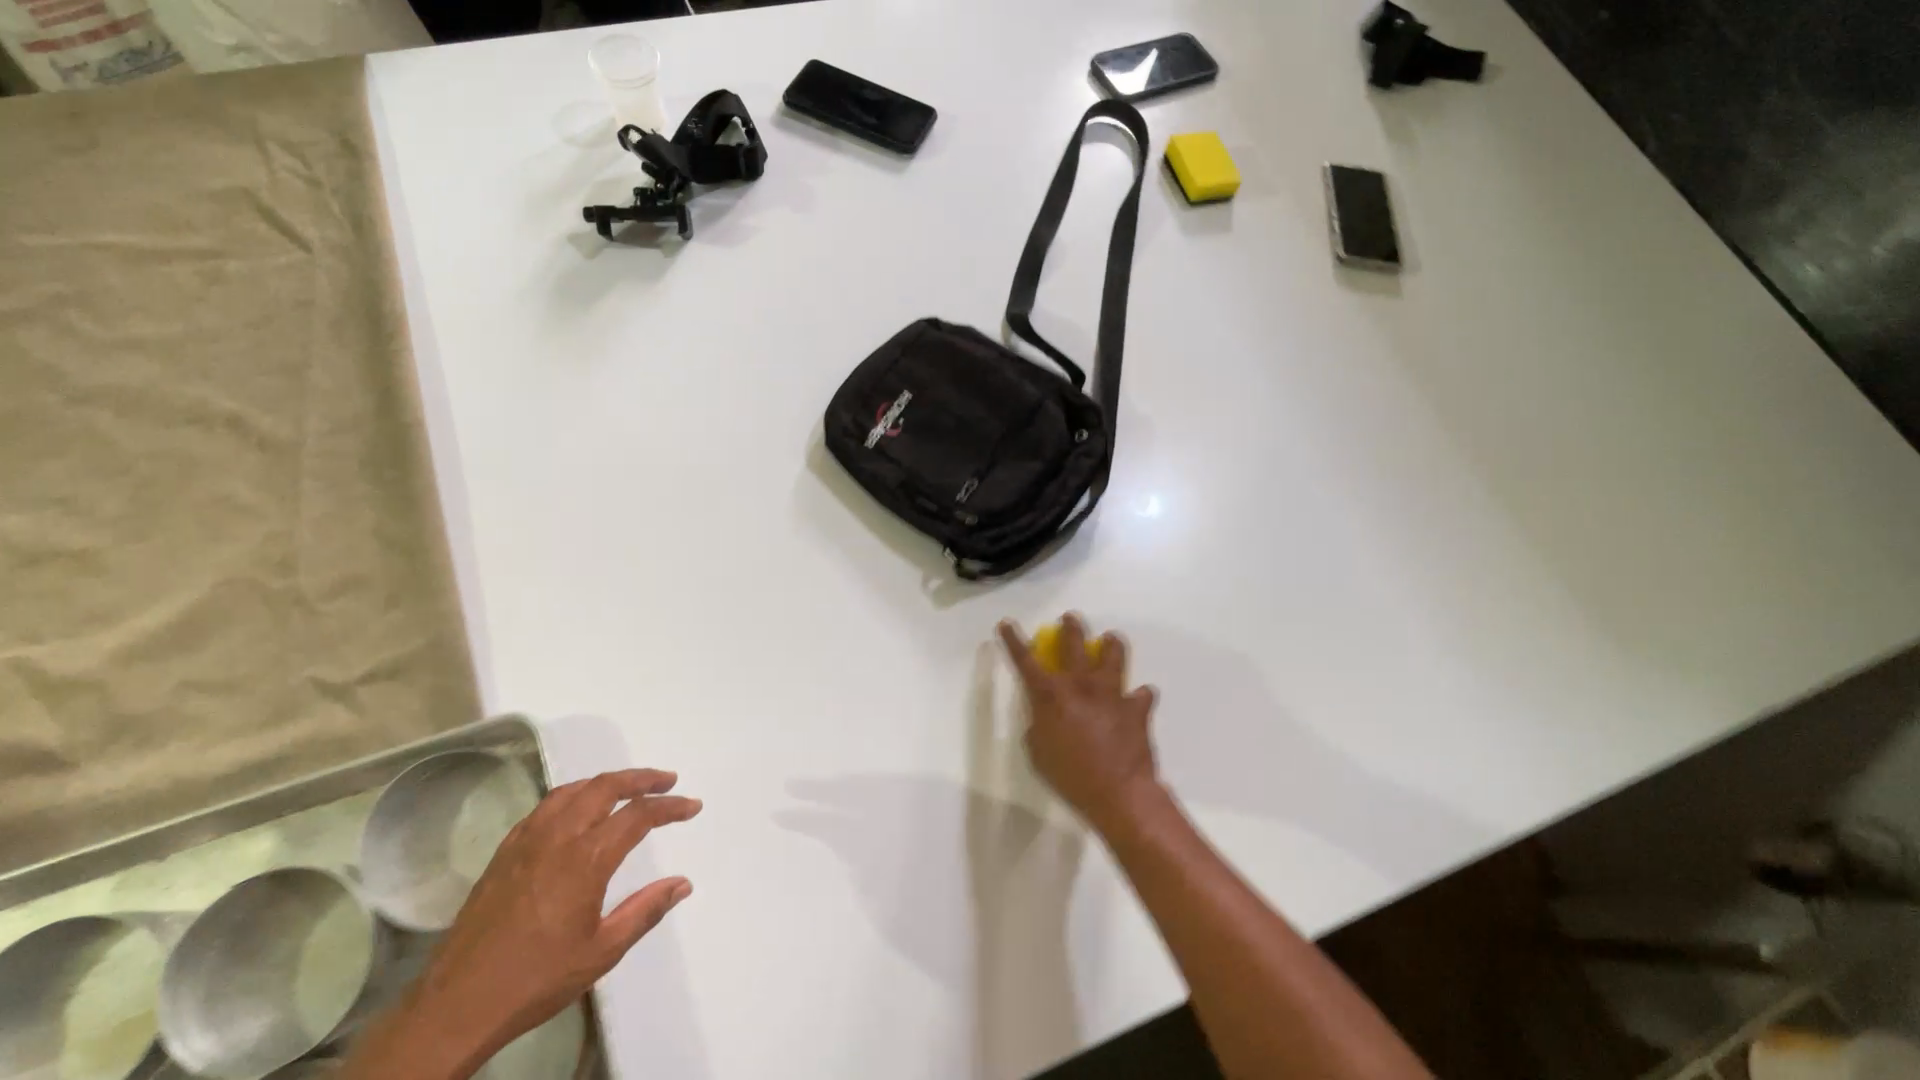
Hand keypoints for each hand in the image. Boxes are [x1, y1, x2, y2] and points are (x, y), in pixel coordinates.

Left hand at [357, 769, 700, 1078]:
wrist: (460, 1002)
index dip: (669, 806)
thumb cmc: (538, 978)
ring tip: (628, 789)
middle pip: (604, 788)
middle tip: (667, 781)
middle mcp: (556, 838)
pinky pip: (544, 809)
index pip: (638, 815)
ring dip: (604, 783)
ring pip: (571, 792)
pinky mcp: (503, 854)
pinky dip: (572, 797)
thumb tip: (682, 883)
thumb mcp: (603, 951)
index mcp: (585, 859)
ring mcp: (524, 843)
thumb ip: (645, 910)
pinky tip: (578, 813)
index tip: (691, 806)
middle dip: (640, 779)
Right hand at [998, 614, 1163, 833]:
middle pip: (1075, 642)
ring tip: (1109, 640)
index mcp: (1050, 695)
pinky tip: (1137, 699)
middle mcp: (1081, 684)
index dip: (1013, 639)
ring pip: (1114, 653)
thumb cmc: (1069, 777)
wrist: (1118, 793)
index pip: (1025, 660)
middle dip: (1071, 626)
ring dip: (1110, 644)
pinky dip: (1139, 695)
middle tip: (1070, 620)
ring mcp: (1112, 692)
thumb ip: (1038, 726)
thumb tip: (1044, 717)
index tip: (1007, 623)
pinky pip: (1142, 693)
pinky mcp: (1137, 706)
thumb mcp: (1037, 753)